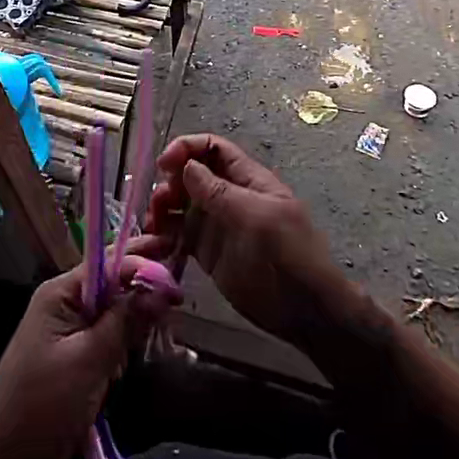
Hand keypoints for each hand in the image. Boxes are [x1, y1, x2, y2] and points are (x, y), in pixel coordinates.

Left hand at [0, 262, 169, 458]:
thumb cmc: (43, 406)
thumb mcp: (90, 360)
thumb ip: (126, 320)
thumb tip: (162, 285)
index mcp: (59, 293)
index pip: (108, 263)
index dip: (144, 265)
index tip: (179, 282)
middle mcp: (62, 303)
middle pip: (111, 283)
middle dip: (142, 285)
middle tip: (178, 294)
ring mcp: (66, 331)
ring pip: (112, 310)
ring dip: (135, 315)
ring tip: (164, 318)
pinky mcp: (72, 357)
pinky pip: (105, 336)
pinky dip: (124, 340)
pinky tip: (140, 347)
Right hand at [144, 134, 355, 347]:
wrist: (305, 310)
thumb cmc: (289, 256)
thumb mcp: (257, 218)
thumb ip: (220, 192)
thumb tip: (187, 166)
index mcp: (247, 180)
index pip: (213, 149)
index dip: (187, 149)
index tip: (164, 164)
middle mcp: (228, 197)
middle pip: (191, 175)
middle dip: (170, 181)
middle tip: (158, 203)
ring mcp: (217, 225)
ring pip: (181, 204)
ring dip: (162, 208)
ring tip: (153, 225)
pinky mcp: (208, 252)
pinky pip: (179, 235)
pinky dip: (164, 235)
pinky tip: (155, 244)